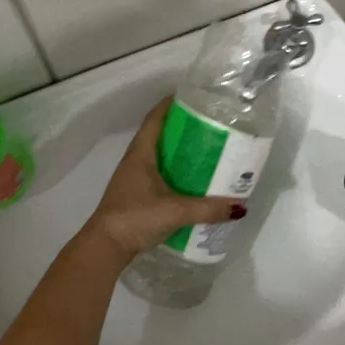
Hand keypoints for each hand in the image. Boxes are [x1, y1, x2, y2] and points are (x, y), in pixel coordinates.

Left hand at [79, 97, 246, 263]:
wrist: (105, 247)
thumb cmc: (135, 217)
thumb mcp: (176, 211)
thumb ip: (208, 209)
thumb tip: (240, 207)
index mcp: (141, 153)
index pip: (155, 118)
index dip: (171, 104)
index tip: (193, 97)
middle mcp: (135, 160)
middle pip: (159, 134)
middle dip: (182, 128)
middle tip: (209, 126)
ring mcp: (133, 178)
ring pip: (158, 155)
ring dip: (178, 151)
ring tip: (205, 151)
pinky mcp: (135, 195)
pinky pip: (157, 173)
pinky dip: (173, 171)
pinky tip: (190, 181)